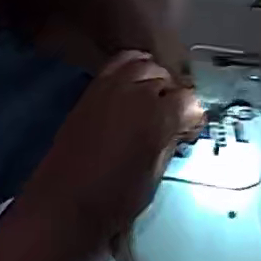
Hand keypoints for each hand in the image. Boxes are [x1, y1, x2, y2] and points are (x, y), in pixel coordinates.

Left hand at [19, 51, 203, 239]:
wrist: (66, 198)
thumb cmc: (115, 197)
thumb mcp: (154, 174)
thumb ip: (170, 141)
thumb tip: (179, 128)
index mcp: (155, 116)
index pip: (189, 99)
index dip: (193, 115)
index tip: (191, 128)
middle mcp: (135, 90)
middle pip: (166, 76)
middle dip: (174, 94)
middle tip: (173, 117)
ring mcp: (111, 83)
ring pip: (143, 62)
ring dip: (153, 77)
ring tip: (153, 98)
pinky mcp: (93, 84)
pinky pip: (119, 62)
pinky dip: (132, 68)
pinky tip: (133, 87)